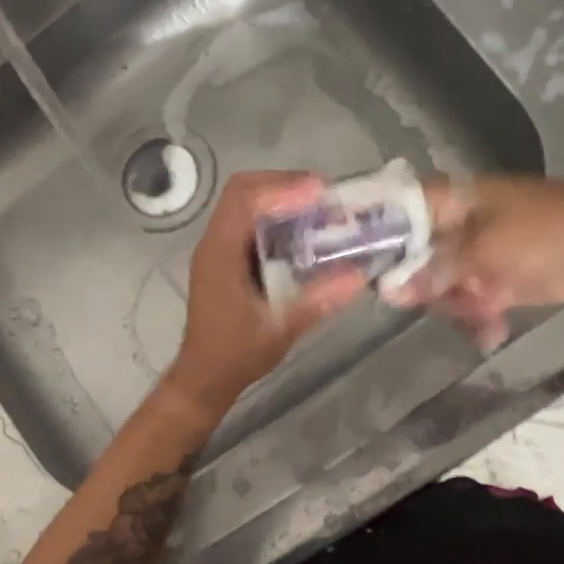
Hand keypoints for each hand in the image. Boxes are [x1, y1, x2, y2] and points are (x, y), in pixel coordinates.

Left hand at [165, 172, 365, 413]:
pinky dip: (275, 219)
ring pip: (245, 205)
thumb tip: (358, 275)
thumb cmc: (235, 355)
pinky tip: (302, 234)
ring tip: (318, 211)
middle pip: (243, 191)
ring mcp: (217, 251)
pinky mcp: (224, 261)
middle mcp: (214, 244)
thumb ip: (316, 301)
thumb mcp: (280, 330)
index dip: (282, 188)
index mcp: (219, 254)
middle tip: (324, 197)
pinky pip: (248, 224)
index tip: (321, 193)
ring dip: (281, 200)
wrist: (205, 377)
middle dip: (284, 185)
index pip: (244, 200)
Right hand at [381, 176, 563, 351]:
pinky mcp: (484, 279)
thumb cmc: (544, 232)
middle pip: (406, 262)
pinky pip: (461, 303)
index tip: (360, 271)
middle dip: (426, 289)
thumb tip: (385, 291)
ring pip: (433, 288)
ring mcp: (466, 255)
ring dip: (456, 307)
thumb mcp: (483, 251)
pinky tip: (492, 329)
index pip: (389, 214)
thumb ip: (432, 271)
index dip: (369, 240)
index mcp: (445, 201)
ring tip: (485, 312)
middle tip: (450, 297)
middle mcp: (448, 226)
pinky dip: (475, 318)